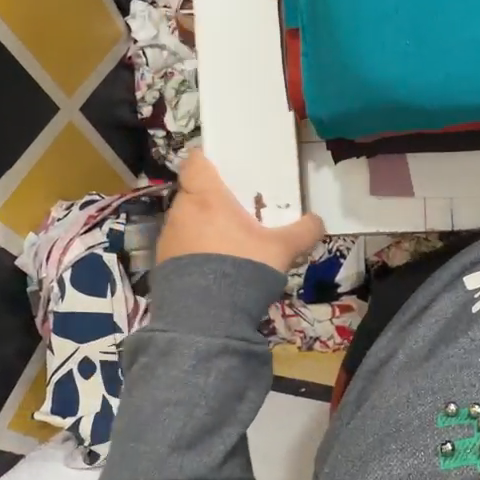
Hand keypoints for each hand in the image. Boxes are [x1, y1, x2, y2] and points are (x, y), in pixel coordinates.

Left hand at [156, 152, 324, 271]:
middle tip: (236, 211)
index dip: (207, 160)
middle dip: (212, 200)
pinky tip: (214, 270)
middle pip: (193, 193)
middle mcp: (181, 211)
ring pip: (185, 221)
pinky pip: (180, 248)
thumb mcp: (283, 250)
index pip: (195, 162)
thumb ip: (304, 232)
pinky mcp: (161, 265)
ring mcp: (167, 239)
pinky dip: (194, 253)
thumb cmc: (244, 268)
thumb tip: (317, 221)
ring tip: (227, 244)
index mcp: (207, 197)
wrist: (206, 319)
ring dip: (202, 227)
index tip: (223, 168)